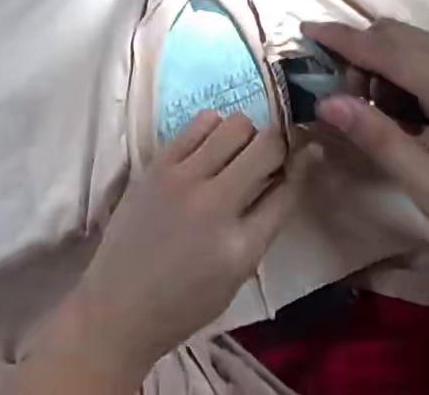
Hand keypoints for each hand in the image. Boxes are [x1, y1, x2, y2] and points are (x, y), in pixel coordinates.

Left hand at [47, 112, 304, 384]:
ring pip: (236, 123)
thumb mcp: (240, 269)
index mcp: (241, 245)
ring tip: (235, 152)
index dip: (304, 161)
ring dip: (246, 134)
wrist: (119, 306)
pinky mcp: (158, 164)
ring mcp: (183, 179)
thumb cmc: (187, 297)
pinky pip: (201, 122)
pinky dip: (215, 128)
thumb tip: (302, 162)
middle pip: (267, 144)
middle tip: (267, 155)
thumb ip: (270, 214)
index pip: (289, 186)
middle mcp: (215, 205)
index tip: (309, 148)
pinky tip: (210, 146)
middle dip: (277, 144)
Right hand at [304, 19, 428, 273]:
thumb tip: (329, 103)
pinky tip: (405, 115)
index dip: (344, 38)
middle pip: (400, 36)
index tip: (306, 29)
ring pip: (414, 43)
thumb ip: (383, 142)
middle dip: (361, 56)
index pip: (390, 50)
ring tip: (374, 115)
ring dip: (382, 64)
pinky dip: (404, 72)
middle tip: (343, 101)